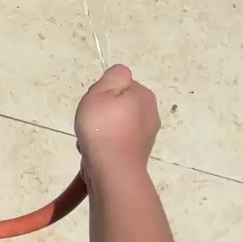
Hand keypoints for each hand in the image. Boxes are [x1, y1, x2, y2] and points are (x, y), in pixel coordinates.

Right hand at [73, 64, 159, 182]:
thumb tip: (122, 73)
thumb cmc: (103, 126)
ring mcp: (146, 133)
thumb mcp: (101, 91)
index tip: (96, 102)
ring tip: (92, 135)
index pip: (120, 83)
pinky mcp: (139, 149)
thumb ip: (114, 76)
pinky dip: (107, 139)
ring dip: (103, 125)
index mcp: (143, 95)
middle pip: (119, 101)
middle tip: (92, 117)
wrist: (112, 168)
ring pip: (117, 120)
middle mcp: (150, 112)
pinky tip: (98, 147)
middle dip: (103, 108)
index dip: (103, 90)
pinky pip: (118, 137)